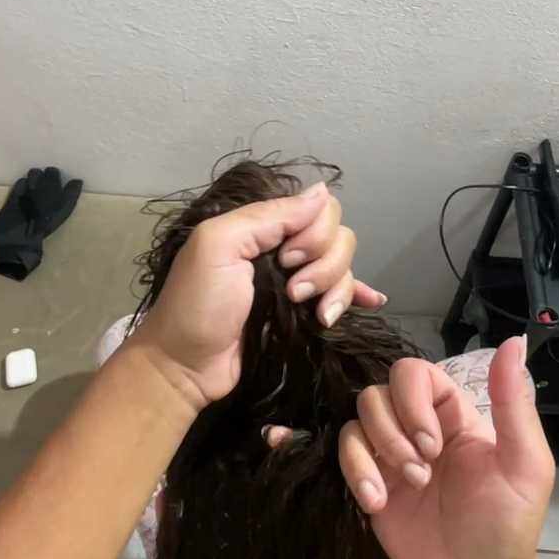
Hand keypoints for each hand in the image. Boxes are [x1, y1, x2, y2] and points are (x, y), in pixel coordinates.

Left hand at [125, 181, 386, 409]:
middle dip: (323, 265)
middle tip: (292, 289)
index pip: (317, 209)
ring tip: (311, 312)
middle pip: (338, 237)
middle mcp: (284, 248)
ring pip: (344, 268)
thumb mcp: (220, 245)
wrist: (185, 367)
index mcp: (262, 227)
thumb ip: (269, 216)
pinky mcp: (304, 314)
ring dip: (334, 289)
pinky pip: (344, 294)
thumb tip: (322, 191)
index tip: (287, 258)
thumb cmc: (196, 304)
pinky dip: (358, 295)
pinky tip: (372, 302)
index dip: (313, 232)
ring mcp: (297, 282)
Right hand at [337, 337, 556, 558]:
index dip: (412, 400)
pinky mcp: (370, 480)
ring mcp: (389, 452)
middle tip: (422, 471)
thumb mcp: (525, 465)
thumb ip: (514, 405)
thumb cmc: (508, 523)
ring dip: (377, 450)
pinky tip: (377, 502)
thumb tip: (513, 342)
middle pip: (379, 392)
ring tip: (408, 486)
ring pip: (358, 416)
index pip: (414, 373)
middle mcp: (417, 424)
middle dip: (393, 430)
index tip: (432, 444)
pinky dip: (356, 472)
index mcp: (452, 412)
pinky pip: (345, 452)